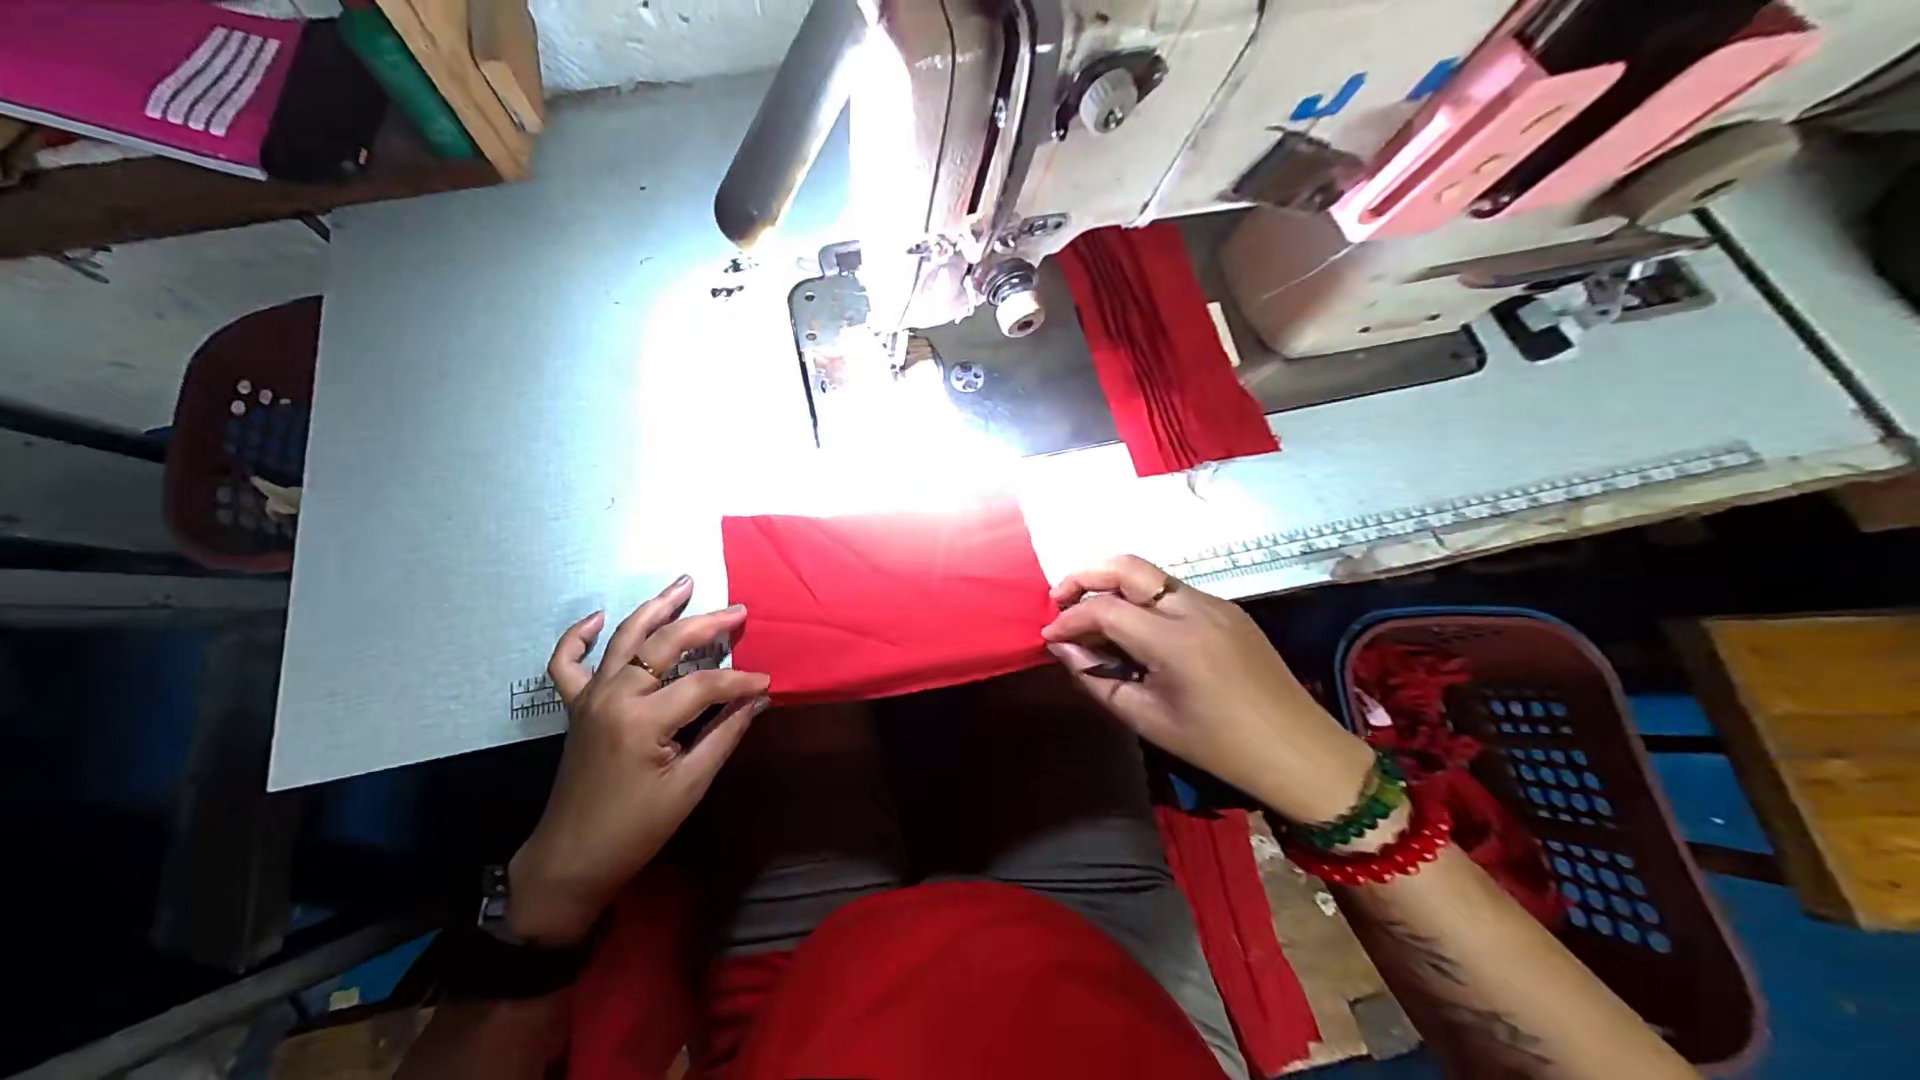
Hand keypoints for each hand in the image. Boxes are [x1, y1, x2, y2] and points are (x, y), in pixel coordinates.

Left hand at [507, 575, 771, 944]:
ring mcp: (589, 697)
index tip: (768, 681)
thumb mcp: (690, 785)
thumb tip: (758, 699)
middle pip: (665, 644)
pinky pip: (567, 662)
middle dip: (707, 625)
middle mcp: (613, 696)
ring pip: (624, 638)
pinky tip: (601, 617)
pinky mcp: (575, 706)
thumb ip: (725, 734)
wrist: (571, 859)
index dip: (741, 681)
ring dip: (655, 607)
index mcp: (643, 720)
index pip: (705, 684)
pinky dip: (579, 635)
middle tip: (739, 611)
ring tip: (684, 583)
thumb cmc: (636, 829)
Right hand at [1041, 555, 1374, 823]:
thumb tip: (1064, 649)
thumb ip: (1097, 678)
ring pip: (1150, 575)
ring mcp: (1215, 603)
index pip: (1104, 609)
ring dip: (1113, 584)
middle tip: (1060, 600)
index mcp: (1174, 641)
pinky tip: (1133, 628)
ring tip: (1091, 614)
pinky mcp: (1228, 609)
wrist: (1297, 750)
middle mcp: (1194, 608)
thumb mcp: (1147, 719)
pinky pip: (1173, 590)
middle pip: (1127, 566)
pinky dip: (1142, 598)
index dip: (1069, 620)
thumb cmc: (1217, 746)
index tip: (1049, 638)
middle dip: (1085, 575)